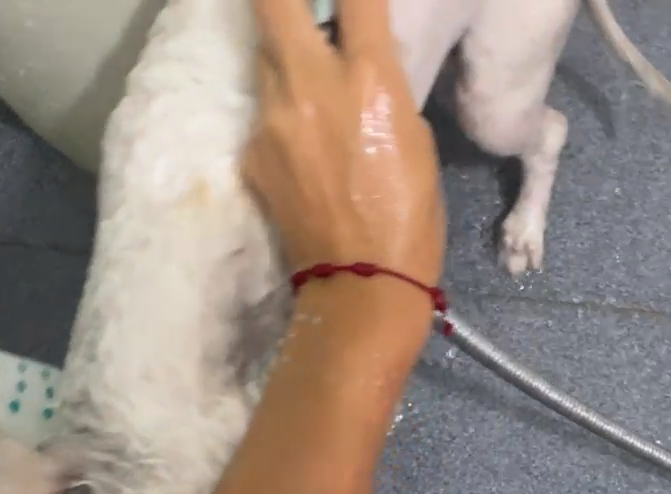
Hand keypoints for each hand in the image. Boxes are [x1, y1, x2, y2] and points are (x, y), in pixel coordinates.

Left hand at [242, 0, 443, 287]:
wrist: (364, 289)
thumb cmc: (411, 223)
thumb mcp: (418, 147)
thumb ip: (385, 93)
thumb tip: (361, 72)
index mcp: (370, 81)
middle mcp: (312, 84)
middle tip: (296, 11)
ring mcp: (273, 119)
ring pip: (265, 59)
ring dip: (285, 63)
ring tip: (308, 97)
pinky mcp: (252, 155)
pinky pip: (263, 119)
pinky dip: (281, 127)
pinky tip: (302, 161)